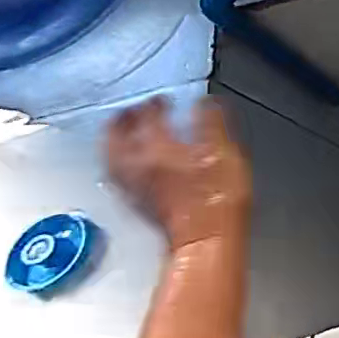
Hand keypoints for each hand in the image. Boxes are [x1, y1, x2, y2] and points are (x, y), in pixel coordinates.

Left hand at [105, 96, 252, 249]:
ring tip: (121, 131)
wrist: (207, 238)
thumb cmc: (217, 198)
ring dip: (114, 140)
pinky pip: (118, 173)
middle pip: (119, 136)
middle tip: (130, 109)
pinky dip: (118, 161)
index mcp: (158, 147)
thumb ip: (212, 123)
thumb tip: (205, 103)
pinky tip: (126, 161)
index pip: (149, 116)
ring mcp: (135, 185)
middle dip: (124, 119)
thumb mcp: (225, 152)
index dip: (156, 104)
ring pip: (113, 155)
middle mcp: (139, 164)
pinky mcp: (138, 201)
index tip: (162, 99)